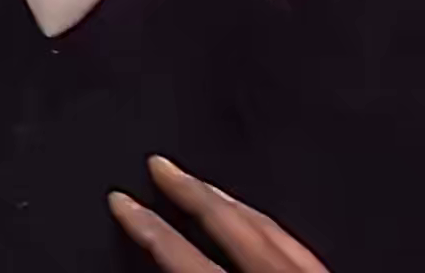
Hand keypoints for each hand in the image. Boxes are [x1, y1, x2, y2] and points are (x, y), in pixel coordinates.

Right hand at [109, 156, 328, 272]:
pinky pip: (304, 251)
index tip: (121, 201)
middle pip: (231, 226)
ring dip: (233, 203)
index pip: (184, 255)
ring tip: (206, 184)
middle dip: (190, 191)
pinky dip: (274, 230)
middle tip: (159, 163)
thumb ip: (187, 270)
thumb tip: (149, 256)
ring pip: (275, 232)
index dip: (148, 226)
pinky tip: (265, 226)